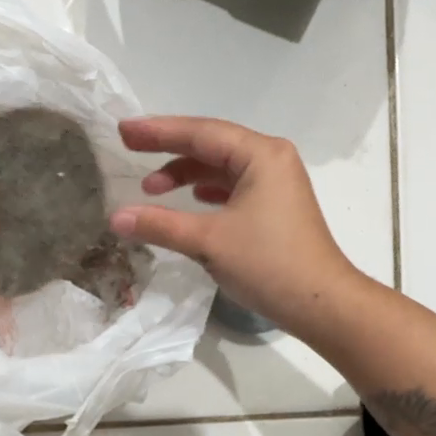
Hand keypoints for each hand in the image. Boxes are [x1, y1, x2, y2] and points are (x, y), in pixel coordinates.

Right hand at [110, 116, 365, 333]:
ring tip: (153, 189)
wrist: (319, 303)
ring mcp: (277, 185)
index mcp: (261, 155)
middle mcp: (272, 160)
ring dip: (187, 175)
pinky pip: (234, 189)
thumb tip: (115, 218)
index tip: (124, 132)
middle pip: (212, 146)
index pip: (201, 133)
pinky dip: (207, 192)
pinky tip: (192, 200)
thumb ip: (161, 225)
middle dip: (170, 151)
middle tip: (131, 152)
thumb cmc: (268, 264)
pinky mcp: (276, 210)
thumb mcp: (208, 242)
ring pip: (223, 170)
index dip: (158, 132)